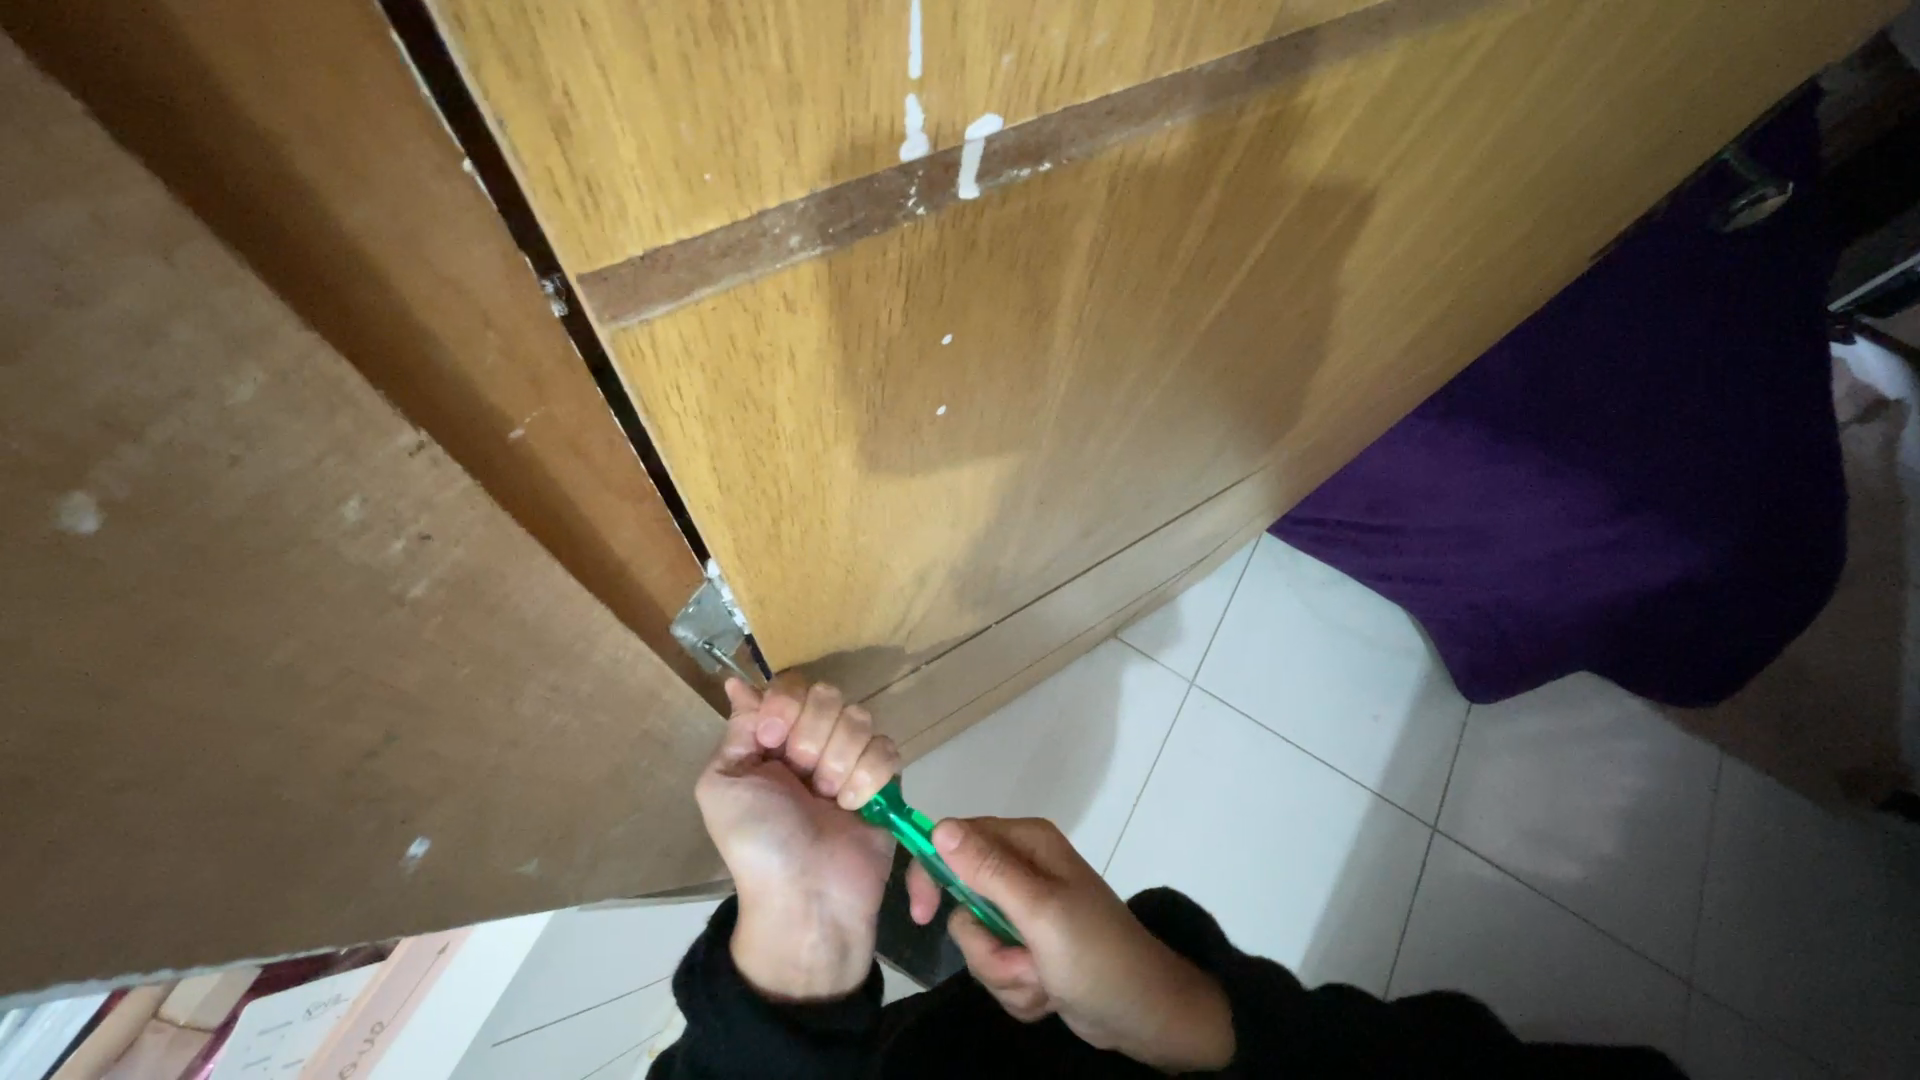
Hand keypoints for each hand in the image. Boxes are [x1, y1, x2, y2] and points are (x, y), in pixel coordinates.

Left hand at [695, 674, 901, 1001]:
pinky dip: (869, 779)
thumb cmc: (758, 843)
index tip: (774, 737)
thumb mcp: (721, 786)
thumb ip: (739, 730)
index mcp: (773, 738)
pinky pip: (887, 748)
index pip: (791, 685)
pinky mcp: (885, 780)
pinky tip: (854, 808)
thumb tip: (738, 682)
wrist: (806, 897)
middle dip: (813, 736)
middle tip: (802, 778)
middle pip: (828, 694)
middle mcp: (812, 741)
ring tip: (828, 800)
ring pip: (860, 718)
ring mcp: (851, 758)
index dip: (787, 703)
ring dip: (840, 762)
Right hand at [906, 817, 1234, 1071]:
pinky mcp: (1029, 948)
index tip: (922, 915)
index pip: (954, 840)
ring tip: (1044, 978)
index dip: (933, 874)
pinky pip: (995, 966)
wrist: (1144, 1015)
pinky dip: (1018, 988)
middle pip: (962, 900)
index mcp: (1026, 843)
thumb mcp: (1039, 910)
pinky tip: (1049, 992)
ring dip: (1005, 972)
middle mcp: (1022, 869)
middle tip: (1021, 960)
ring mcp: (1025, 911)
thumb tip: (938, 826)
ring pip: (976, 941)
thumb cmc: (1095, 954)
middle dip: (987, 945)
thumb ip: (987, 869)